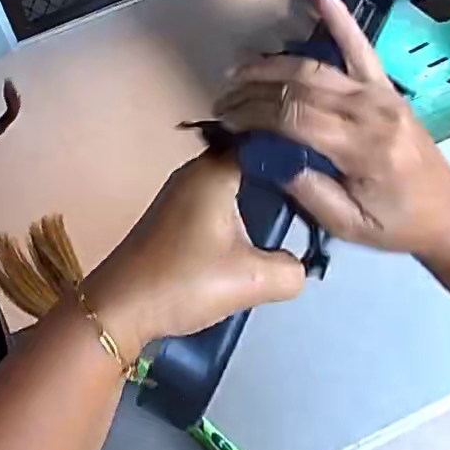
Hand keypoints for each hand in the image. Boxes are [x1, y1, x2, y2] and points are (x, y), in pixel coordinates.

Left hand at [82, 155, 305, 350]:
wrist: (122, 305)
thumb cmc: (184, 282)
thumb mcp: (252, 280)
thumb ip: (292, 268)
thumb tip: (299, 263)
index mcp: (213, 172)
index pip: (264, 145)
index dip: (296, 156)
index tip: (327, 175)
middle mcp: (195, 171)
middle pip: (249, 161)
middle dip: (281, 180)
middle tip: (316, 202)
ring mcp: (182, 191)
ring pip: (234, 182)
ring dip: (260, 198)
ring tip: (293, 220)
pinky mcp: (175, 212)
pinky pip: (218, 198)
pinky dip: (240, 210)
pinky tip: (257, 235)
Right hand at [213, 0, 449, 260]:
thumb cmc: (396, 224)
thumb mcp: (346, 224)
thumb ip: (304, 189)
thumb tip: (262, 154)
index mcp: (363, 149)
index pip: (292, 118)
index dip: (252, 115)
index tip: (225, 122)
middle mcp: (371, 112)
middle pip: (298, 87)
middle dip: (251, 90)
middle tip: (222, 101)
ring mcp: (379, 93)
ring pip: (314, 66)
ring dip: (271, 64)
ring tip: (237, 71)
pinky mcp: (384, 86)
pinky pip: (359, 46)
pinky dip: (339, 16)